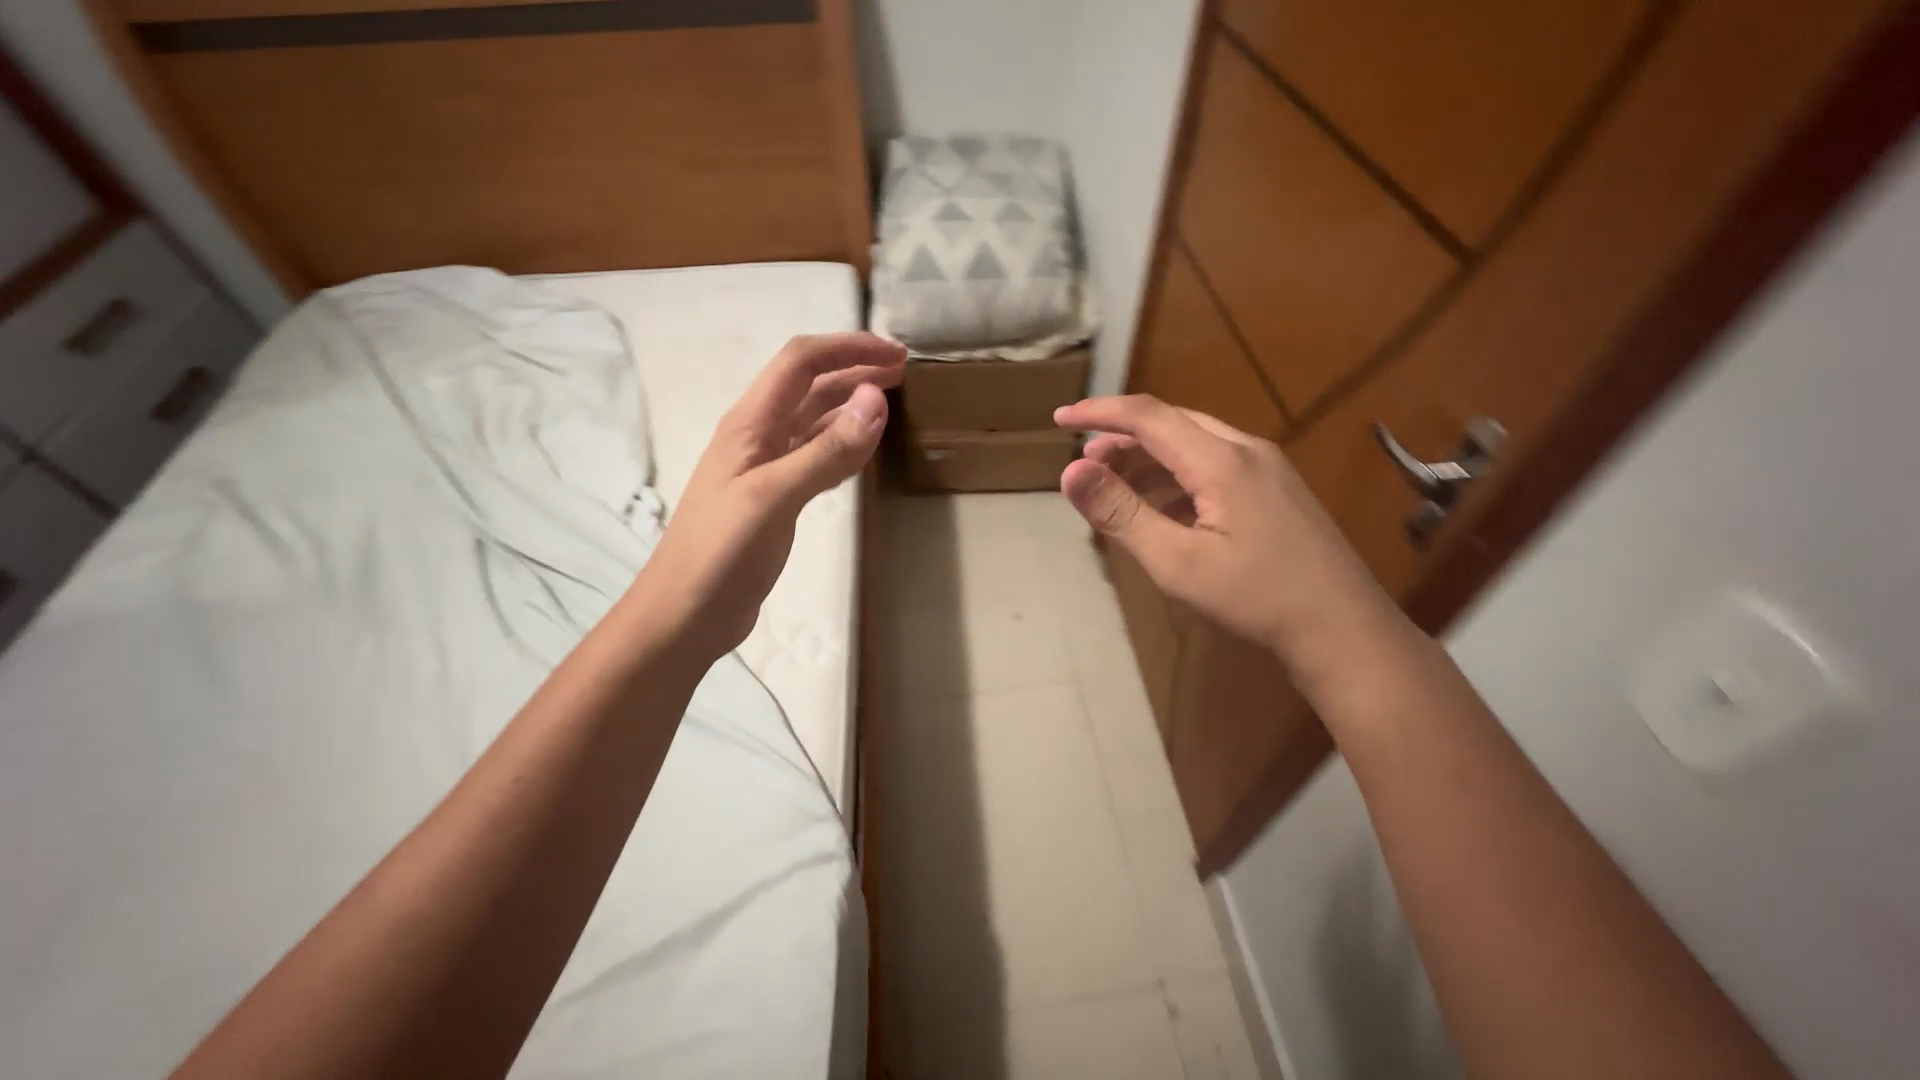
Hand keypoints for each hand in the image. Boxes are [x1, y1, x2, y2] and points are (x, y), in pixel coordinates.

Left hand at [634, 333, 904, 660]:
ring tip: (890, 401)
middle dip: (854, 370)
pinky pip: (814, 456)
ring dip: (850, 403)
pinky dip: (842, 444)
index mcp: (750, 423)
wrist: (685, 613)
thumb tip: (876, 399)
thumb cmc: (721, 552)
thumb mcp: (775, 497)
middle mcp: (757, 436)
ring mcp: (765, 468)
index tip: (896, 355)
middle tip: (903, 372)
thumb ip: (826, 451)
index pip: (801, 362)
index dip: (848, 348)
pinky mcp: (774, 499)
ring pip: (813, 420)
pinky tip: (862, 449)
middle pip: (809, 385)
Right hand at [1055, 395, 1409, 676]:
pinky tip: (1164, 512)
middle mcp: (1247, 451)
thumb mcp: (1176, 562)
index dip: (1099, 412)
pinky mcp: (1277, 492)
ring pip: (1194, 444)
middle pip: (1172, 424)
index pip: (1147, 416)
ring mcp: (1268, 470)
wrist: (1343, 628)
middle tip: (1085, 465)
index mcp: (1221, 460)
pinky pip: (1215, 467)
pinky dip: (1177, 478)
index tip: (1058, 418)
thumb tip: (1070, 472)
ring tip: (1115, 489)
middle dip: (1122, 438)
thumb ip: (1121, 513)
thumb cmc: (1255, 598)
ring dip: (1149, 459)